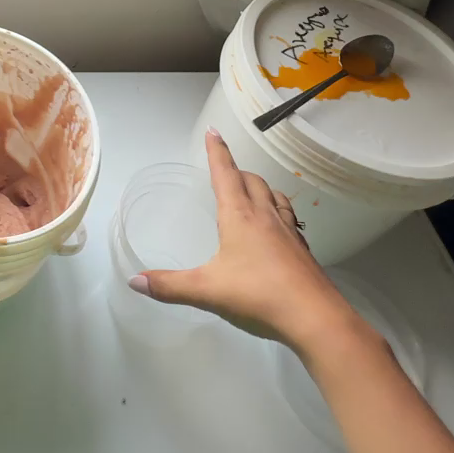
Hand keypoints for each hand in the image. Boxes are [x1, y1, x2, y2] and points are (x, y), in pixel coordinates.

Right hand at [129, 128, 369, 351]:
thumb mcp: (207, 290)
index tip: (212, 130)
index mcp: (239, 216)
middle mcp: (265, 217)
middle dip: (236, 170)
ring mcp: (288, 233)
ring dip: (260, 188)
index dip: (217, 151)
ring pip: (274, 196)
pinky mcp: (303, 252)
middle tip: (224, 171)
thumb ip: (170, 285)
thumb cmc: (259, 296)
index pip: (225, 173)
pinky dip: (277, 212)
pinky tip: (276, 230)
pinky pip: (289, 219)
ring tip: (251, 192)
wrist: (318, 322)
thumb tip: (135, 281)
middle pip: (251, 180)